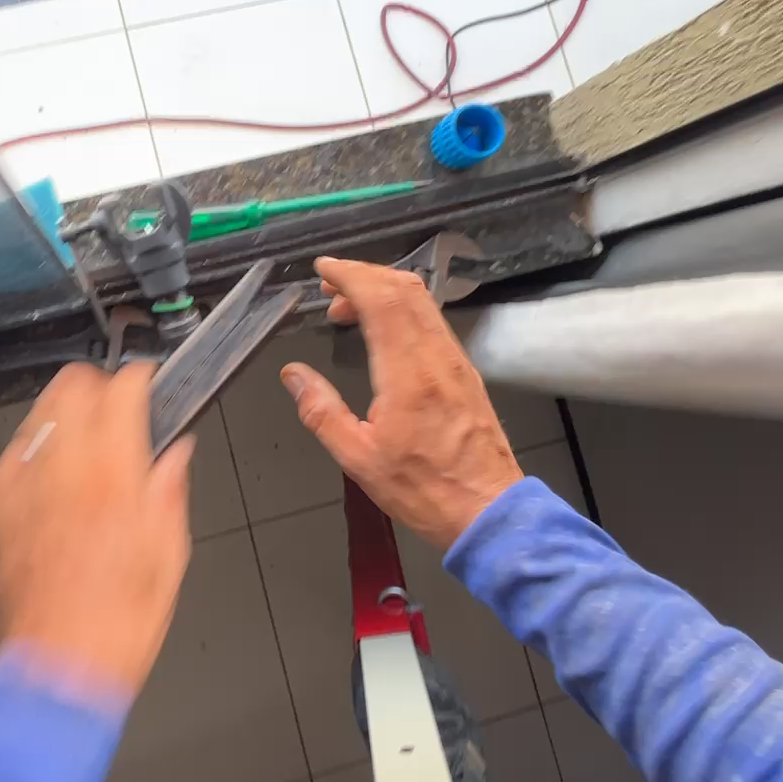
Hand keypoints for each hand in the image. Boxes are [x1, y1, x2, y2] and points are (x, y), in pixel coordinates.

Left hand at [0, 362, 195, 696]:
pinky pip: (15, 448)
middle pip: (72, 385)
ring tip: (86, 427)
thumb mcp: (169, 555)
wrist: (56, 673)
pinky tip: (52, 461)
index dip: (139, 376)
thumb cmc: (117, 623)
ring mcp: (26, 485)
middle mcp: (65, 471)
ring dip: (67, 405)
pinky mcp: (0, 505)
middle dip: (99, 381)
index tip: (147, 383)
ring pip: (40, 408)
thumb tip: (175, 452)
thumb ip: (170, 491)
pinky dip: (38, 441)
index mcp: (114, 480)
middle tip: (117, 403)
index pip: (122, 391)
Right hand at [280, 256, 522, 549]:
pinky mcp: (463, 371)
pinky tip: (381, 330)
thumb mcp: (357, 458)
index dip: (350, 275)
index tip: (323, 269)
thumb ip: (321, 411)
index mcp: (408, 372)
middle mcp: (435, 355)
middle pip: (403, 289)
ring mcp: (454, 360)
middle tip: (328, 286)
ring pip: (421, 301)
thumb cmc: (422, 489)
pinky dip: (400, 308)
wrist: (490, 512)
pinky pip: (431, 319)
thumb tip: (292, 374)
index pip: (381, 299)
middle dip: (363, 274)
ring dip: (382, 290)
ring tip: (346, 309)